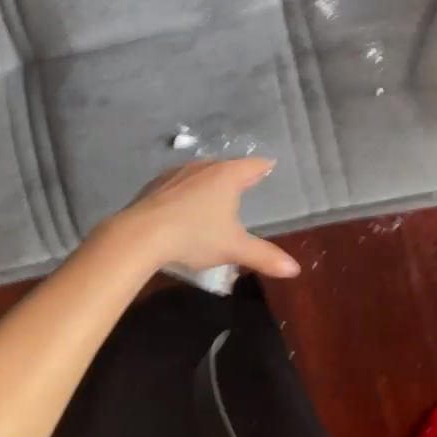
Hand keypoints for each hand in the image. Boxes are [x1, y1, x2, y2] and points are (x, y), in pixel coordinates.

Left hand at [103, 158, 300, 278]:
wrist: (142, 233)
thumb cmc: (195, 235)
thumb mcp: (233, 248)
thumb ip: (264, 256)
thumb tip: (295, 269)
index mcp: (225, 176)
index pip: (251, 166)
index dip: (263, 168)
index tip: (269, 167)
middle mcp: (202, 167)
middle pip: (225, 166)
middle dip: (236, 173)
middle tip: (246, 181)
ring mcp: (176, 174)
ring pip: (200, 172)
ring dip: (210, 180)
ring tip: (217, 192)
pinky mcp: (156, 185)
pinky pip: (180, 183)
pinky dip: (188, 190)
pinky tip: (186, 204)